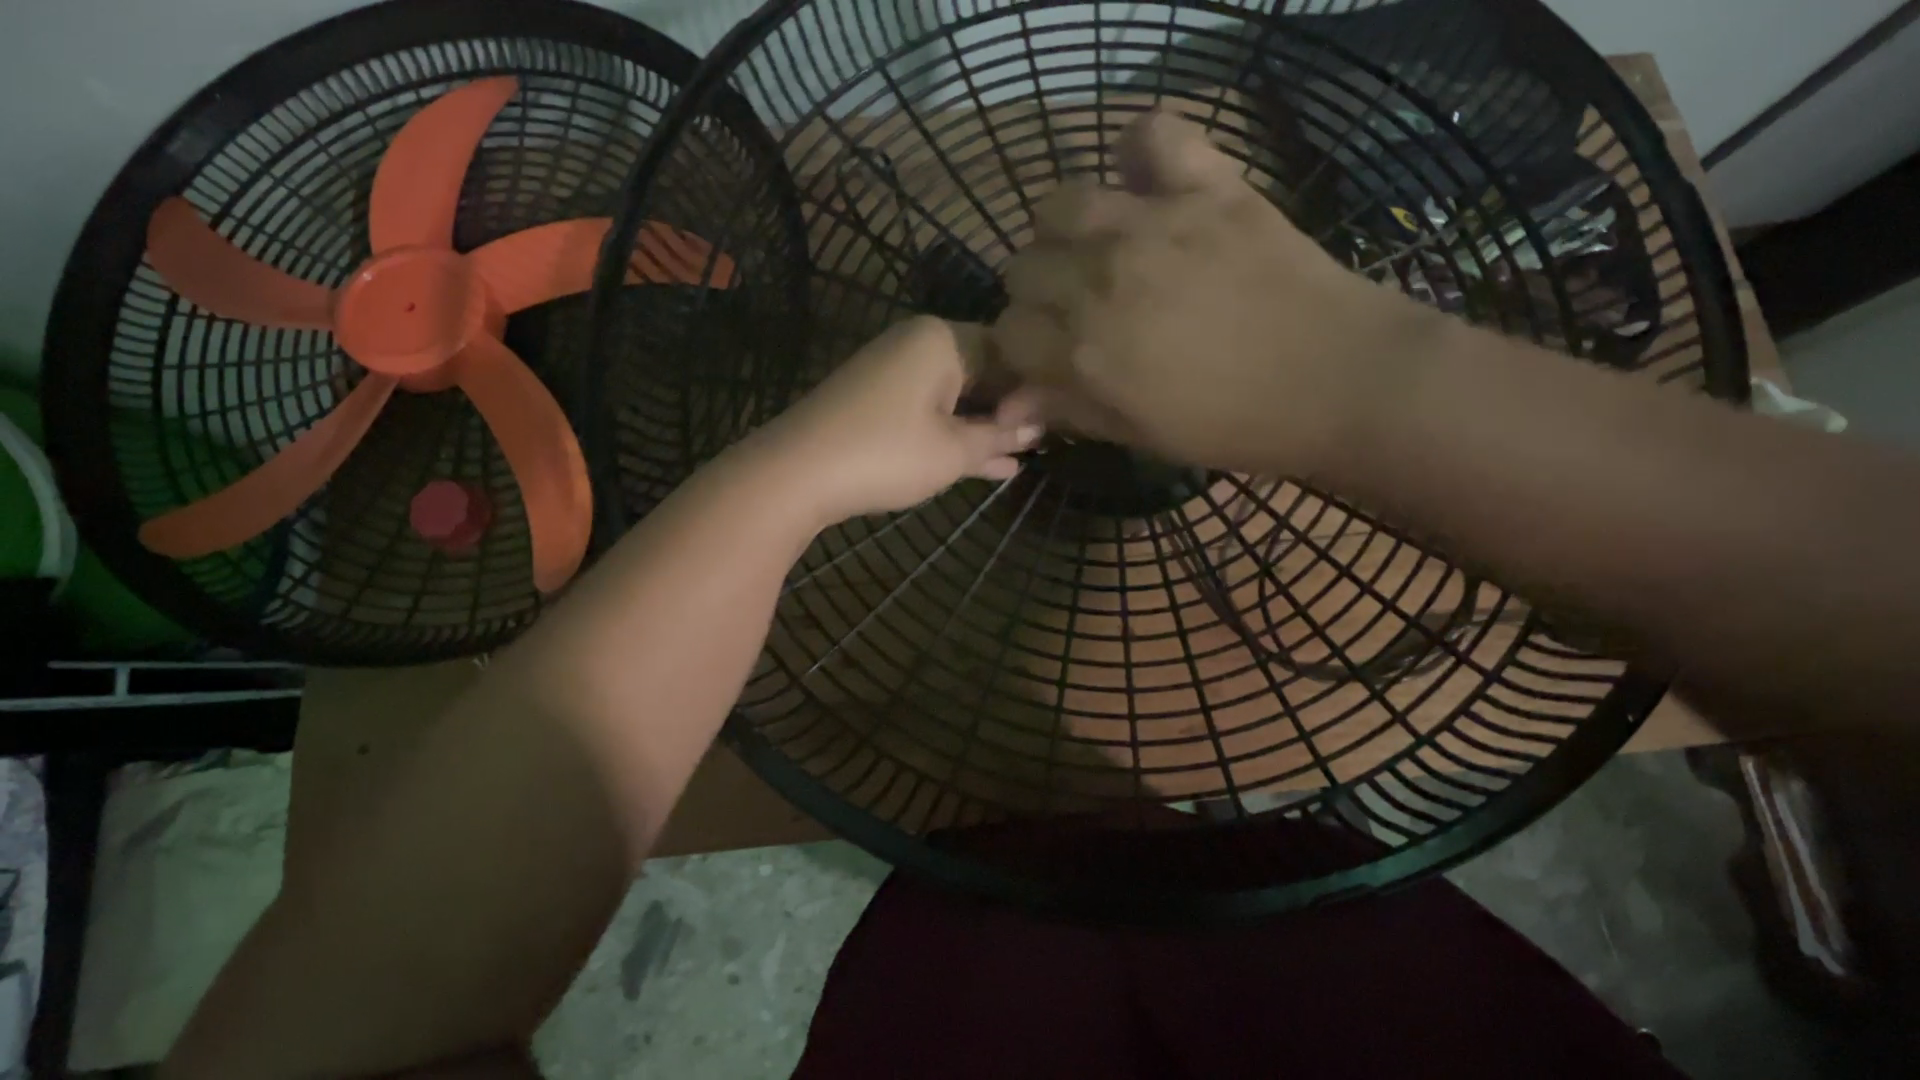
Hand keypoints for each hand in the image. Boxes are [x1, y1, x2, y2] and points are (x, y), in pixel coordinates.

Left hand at [760, 316, 1043, 522]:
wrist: (795, 473)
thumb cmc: (885, 454)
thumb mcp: (952, 449)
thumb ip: (998, 437)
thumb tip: (1037, 429)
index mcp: (943, 339)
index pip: (1010, 350)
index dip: (1036, 388)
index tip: (1057, 425)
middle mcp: (920, 344)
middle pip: (984, 370)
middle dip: (1013, 408)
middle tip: (1049, 440)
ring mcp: (896, 373)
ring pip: (959, 395)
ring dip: (987, 426)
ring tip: (1028, 453)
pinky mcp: (879, 402)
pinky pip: (932, 411)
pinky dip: (956, 433)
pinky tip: (991, 465)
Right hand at [992, 110, 1445, 476]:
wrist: (1339, 381)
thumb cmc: (1236, 424)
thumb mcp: (1141, 435)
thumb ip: (1069, 411)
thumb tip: (1007, 405)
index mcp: (1083, 351)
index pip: (1006, 332)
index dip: (1022, 348)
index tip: (1049, 355)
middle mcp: (1100, 280)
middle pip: (1022, 267)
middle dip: (1040, 294)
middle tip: (1081, 309)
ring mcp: (1151, 225)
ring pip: (1059, 205)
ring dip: (1068, 231)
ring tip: (1103, 248)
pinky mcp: (1206, 186)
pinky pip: (1150, 135)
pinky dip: (1141, 152)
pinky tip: (1150, 184)